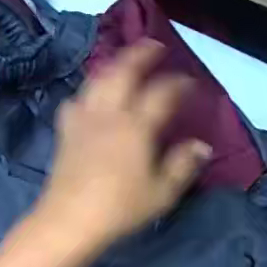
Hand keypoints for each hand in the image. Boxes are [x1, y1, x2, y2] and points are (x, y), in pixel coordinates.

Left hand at [32, 39, 212, 253]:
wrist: (67, 221)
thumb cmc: (119, 209)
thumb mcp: (161, 193)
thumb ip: (182, 166)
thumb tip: (201, 146)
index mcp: (136, 126)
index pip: (162, 93)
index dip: (178, 83)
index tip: (190, 81)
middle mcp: (108, 114)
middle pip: (122, 71)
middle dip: (140, 54)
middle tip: (154, 45)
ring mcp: (83, 120)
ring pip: (96, 81)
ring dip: (112, 66)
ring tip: (122, 63)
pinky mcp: (65, 133)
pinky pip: (76, 100)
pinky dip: (87, 92)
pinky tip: (90, 98)